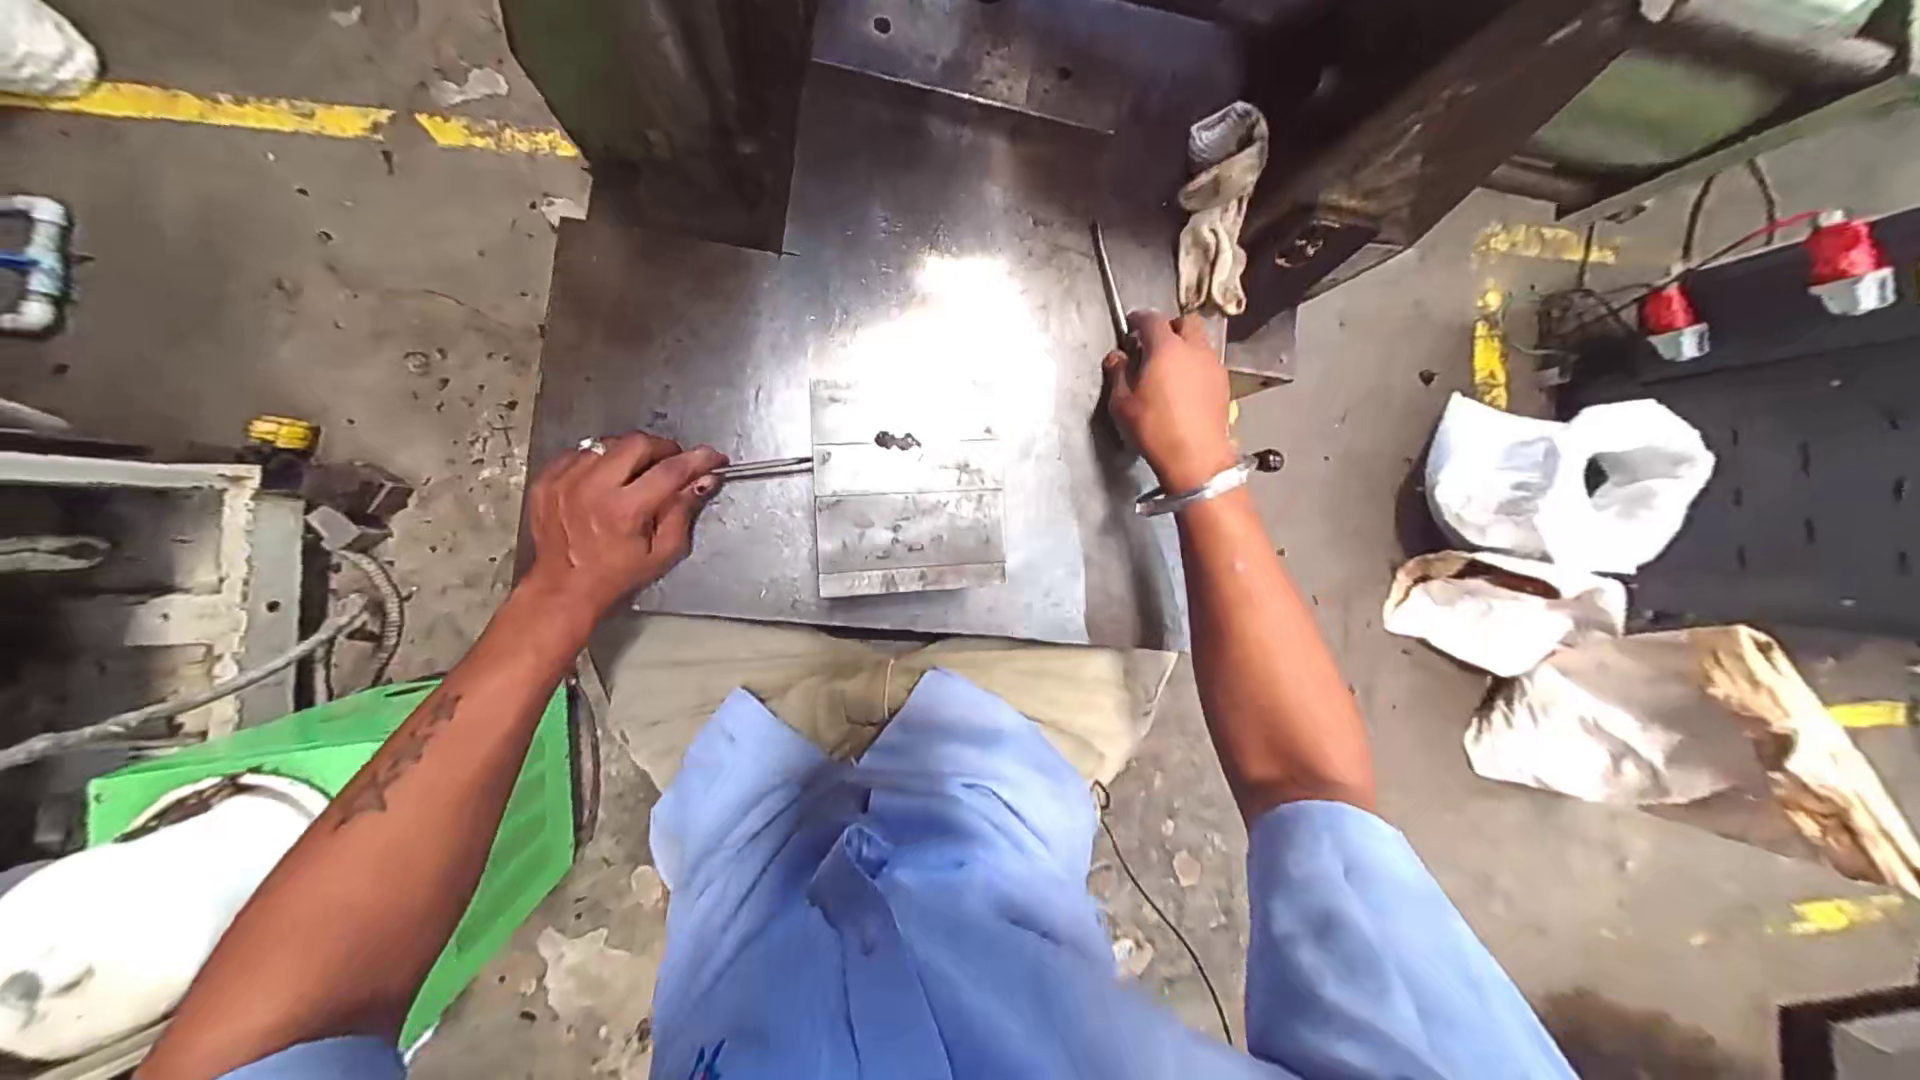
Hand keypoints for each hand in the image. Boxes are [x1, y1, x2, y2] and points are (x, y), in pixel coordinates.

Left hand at [520, 432, 727, 617]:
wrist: (564, 588)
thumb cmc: (618, 575)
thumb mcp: (664, 551)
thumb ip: (684, 511)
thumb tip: (704, 479)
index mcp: (625, 510)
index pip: (670, 470)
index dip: (698, 459)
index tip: (713, 457)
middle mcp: (592, 488)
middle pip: (637, 443)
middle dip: (662, 448)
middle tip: (672, 463)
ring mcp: (565, 481)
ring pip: (608, 444)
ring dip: (629, 455)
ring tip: (636, 475)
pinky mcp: (547, 480)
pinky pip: (580, 453)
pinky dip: (599, 461)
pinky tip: (606, 480)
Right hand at [1104, 311, 1236, 491]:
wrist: (1195, 457)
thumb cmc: (1156, 429)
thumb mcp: (1122, 403)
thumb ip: (1117, 374)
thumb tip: (1116, 358)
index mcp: (1166, 348)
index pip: (1152, 319)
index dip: (1139, 319)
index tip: (1131, 325)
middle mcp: (1194, 349)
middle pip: (1185, 322)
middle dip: (1168, 327)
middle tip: (1152, 343)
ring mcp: (1213, 366)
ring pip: (1200, 342)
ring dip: (1184, 347)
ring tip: (1168, 367)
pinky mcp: (1223, 384)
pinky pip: (1208, 363)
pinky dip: (1195, 366)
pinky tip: (1183, 386)